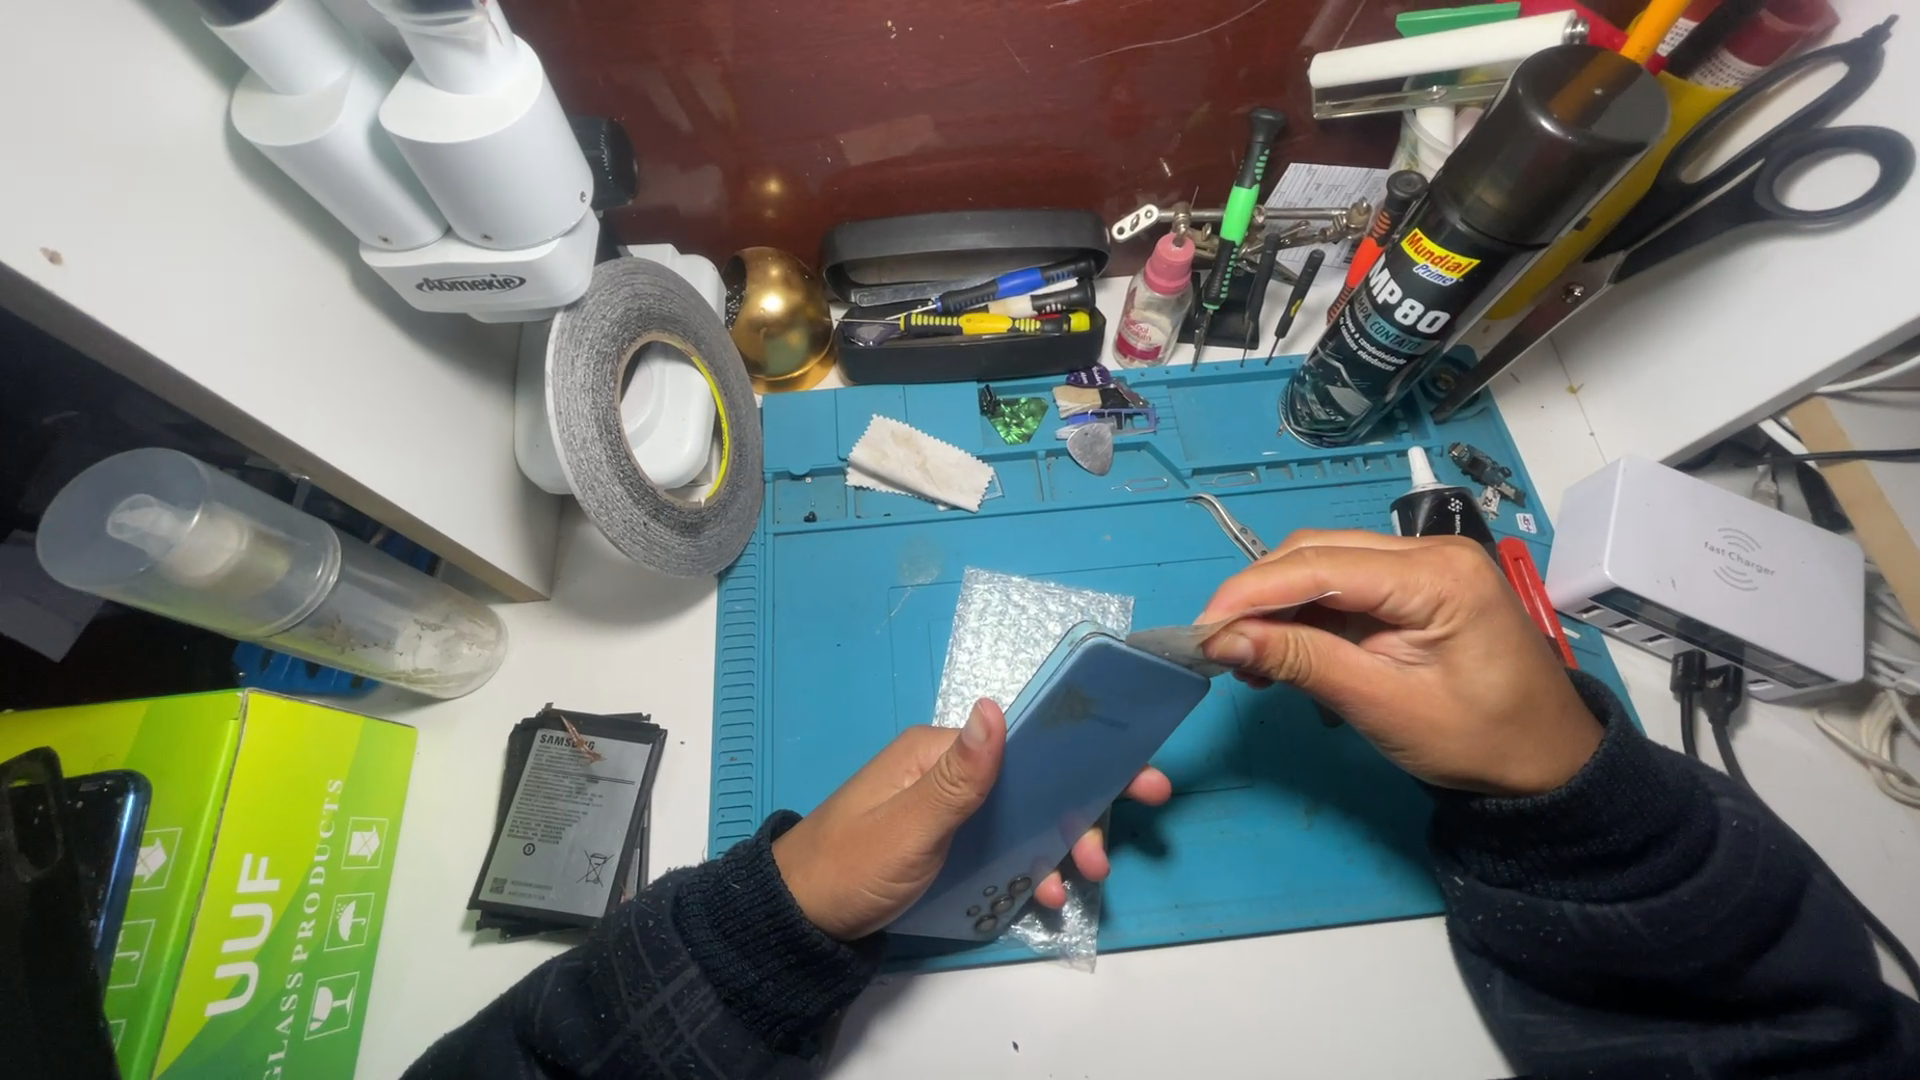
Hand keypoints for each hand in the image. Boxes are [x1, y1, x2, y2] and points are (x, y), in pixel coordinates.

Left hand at [771, 699, 1171, 940]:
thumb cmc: (852, 866)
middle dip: (1080, 807)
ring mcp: (952, 808)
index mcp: (942, 751)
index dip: (1077, 755)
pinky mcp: (951, 842)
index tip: (1132, 773)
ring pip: (1023, 815)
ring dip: (1060, 842)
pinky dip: (1030, 864)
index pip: (1022, 741)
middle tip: (1115, 844)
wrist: (800, 920)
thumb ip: (957, 776)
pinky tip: (1046, 893)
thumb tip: (996, 706)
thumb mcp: (908, 826)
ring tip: (1086, 877)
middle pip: (1031, 779)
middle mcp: (952, 771)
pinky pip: (1003, 844)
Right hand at [1196, 530, 1601, 796]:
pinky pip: (1336, 586)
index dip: (1251, 593)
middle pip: (1313, 554)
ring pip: (1318, 565)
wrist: (1549, 765)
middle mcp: (1426, 551)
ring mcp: (1419, 564)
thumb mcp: (1383, 705)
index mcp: (1436, 575)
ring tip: (1245, 657)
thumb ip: (1300, 662)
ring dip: (1273, 606)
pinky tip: (1278, 649)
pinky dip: (1299, 615)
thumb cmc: (1478, 741)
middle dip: (1257, 596)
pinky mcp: (1408, 584)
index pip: (1319, 566)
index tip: (1202, 629)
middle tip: (1218, 645)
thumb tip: (1220, 641)